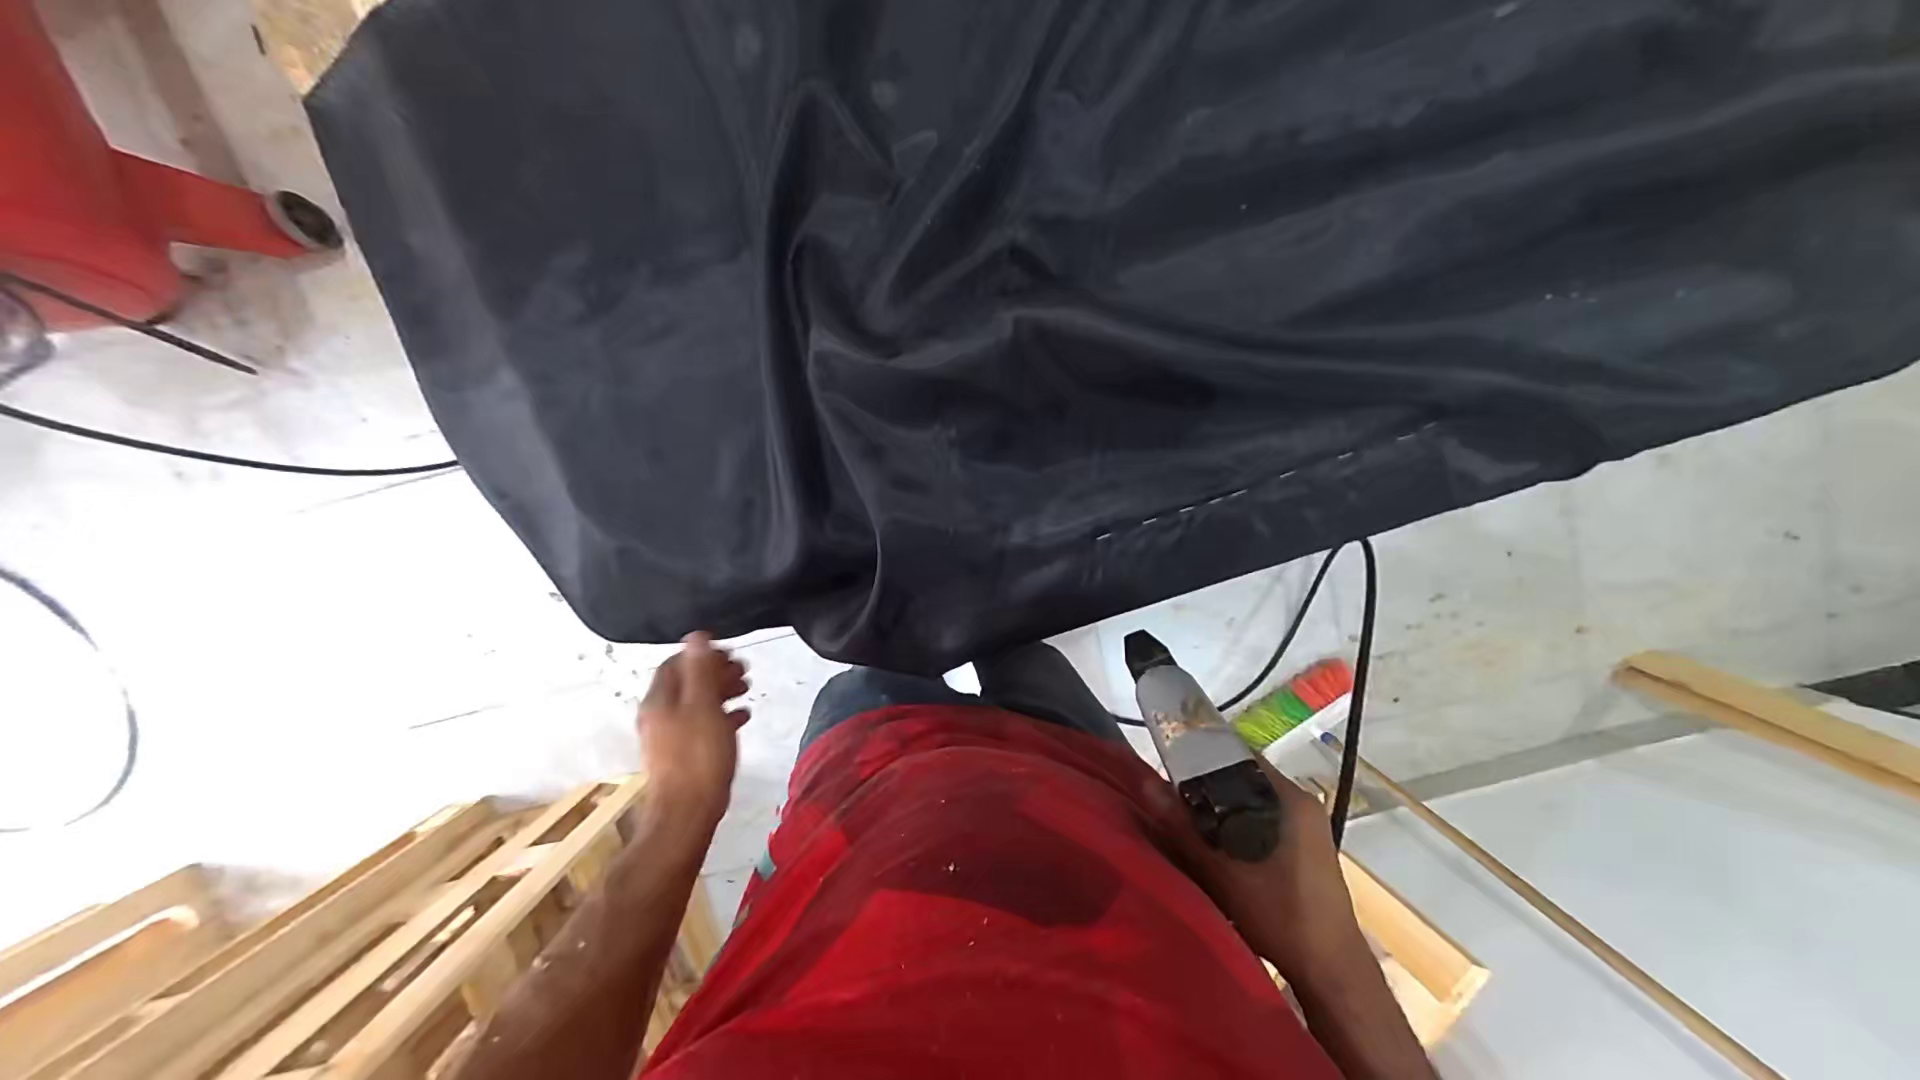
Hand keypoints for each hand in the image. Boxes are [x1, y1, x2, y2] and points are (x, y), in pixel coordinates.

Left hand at [637, 632, 749, 819]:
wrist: (687, 813)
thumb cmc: (698, 757)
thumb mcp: (704, 706)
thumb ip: (701, 670)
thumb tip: (697, 636)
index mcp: (660, 700)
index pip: (676, 663)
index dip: (704, 654)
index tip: (731, 655)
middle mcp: (659, 714)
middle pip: (687, 681)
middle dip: (716, 671)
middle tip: (744, 672)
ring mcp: (669, 736)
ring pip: (696, 702)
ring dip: (721, 691)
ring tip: (746, 690)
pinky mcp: (682, 754)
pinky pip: (702, 724)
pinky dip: (721, 715)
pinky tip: (741, 718)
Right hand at [1158, 757, 1366, 978]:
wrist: (1330, 970)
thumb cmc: (1280, 915)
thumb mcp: (1222, 872)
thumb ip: (1184, 827)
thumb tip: (1148, 785)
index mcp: (1290, 798)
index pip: (1239, 755)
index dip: (1202, 756)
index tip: (1171, 765)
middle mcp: (1302, 804)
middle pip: (1243, 779)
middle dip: (1208, 786)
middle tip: (1173, 796)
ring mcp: (1307, 827)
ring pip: (1252, 801)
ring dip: (1221, 808)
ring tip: (1188, 819)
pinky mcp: (1306, 848)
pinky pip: (1263, 820)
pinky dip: (1238, 825)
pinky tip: (1217, 845)